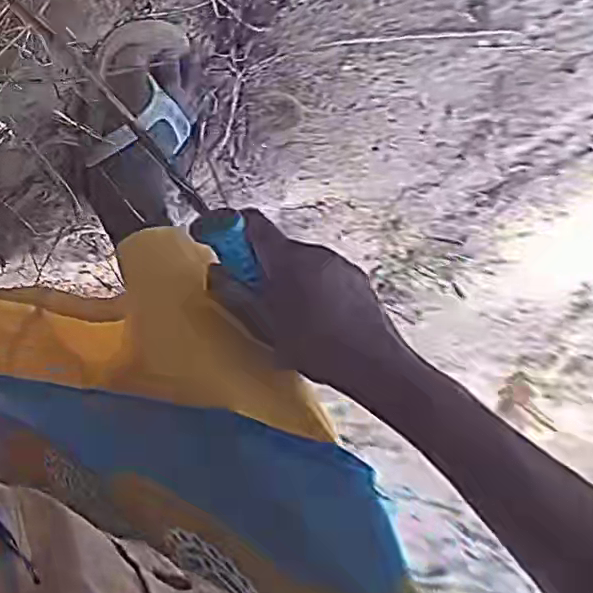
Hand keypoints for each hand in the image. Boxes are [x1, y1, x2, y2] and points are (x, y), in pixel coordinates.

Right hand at [199, 210, 418, 400]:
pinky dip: (304, 285)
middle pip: (271, 242)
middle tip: (244, 286)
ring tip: (279, 307)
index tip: (209, 238)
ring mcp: (342, 267)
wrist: (383, 373)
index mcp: (287, 257)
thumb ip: (232, 287)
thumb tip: (218, 269)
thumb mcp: (258, 319)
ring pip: (295, 259)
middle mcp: (315, 253)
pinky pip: (318, 273)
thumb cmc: (317, 346)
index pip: (248, 220)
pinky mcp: (359, 283)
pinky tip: (307, 315)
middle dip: (252, 258)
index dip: (222, 225)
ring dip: (279, 274)